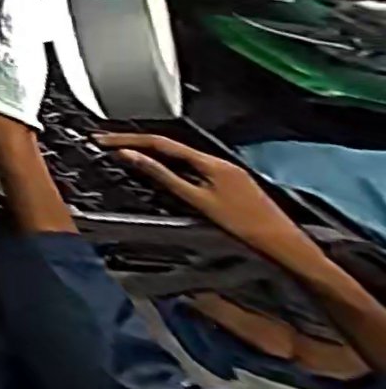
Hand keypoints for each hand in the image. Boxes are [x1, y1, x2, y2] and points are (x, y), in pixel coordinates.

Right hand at [96, 133, 321, 268]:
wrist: (288, 249)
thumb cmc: (244, 225)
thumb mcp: (196, 199)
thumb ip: (160, 174)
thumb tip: (127, 154)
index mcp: (210, 163)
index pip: (159, 142)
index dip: (127, 140)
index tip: (101, 141)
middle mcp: (218, 163)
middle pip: (168, 146)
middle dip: (135, 144)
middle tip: (105, 144)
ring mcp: (225, 172)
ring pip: (178, 156)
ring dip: (149, 153)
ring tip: (123, 154)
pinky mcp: (227, 182)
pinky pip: (189, 166)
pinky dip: (165, 164)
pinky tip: (155, 169)